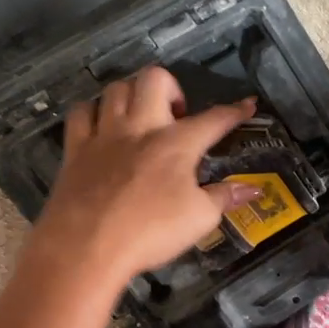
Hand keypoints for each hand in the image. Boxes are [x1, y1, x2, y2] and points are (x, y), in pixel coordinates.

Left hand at [32, 67, 259, 288]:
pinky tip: (103, 126)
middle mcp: (141, 127)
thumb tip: (253, 188)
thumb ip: (225, 197)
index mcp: (178, 143)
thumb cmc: (150, 232)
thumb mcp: (200, 218)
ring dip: (133, 95)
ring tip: (142, 117)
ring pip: (116, 88)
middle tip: (177, 117)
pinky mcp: (75, 149)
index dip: (235, 110)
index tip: (248, 104)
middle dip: (172, 87)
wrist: (84, 249)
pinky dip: (94, 112)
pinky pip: (81, 112)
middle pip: (155, 79)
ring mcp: (104, 134)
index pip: (214, 119)